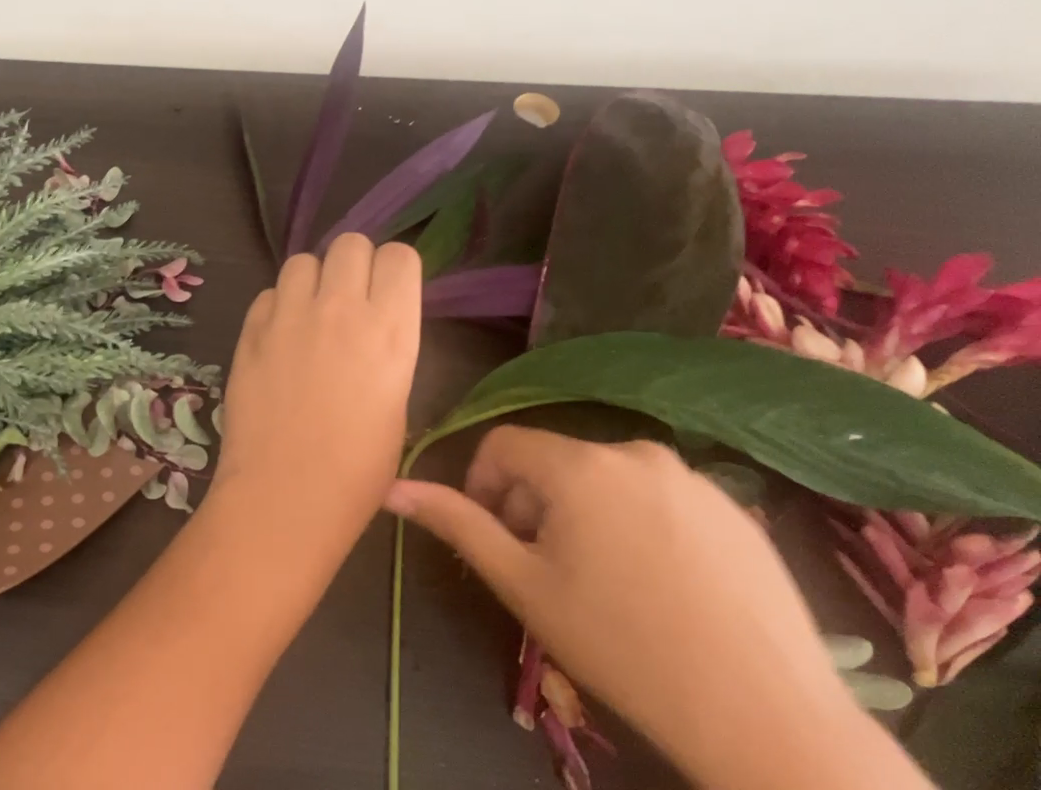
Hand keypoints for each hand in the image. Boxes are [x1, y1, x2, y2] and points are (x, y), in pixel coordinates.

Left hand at [209, 235, 421, 544]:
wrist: (286, 493)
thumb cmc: (358, 469)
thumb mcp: (396, 404)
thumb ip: (386, 351)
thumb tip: (372, 330)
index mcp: (391, 329)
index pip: (399, 256)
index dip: (394, 271)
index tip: (388, 294)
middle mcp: (340, 309)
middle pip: (349, 243)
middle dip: (352, 264)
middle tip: (348, 301)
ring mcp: (288, 316)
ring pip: (301, 261)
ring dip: (310, 280)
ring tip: (309, 316)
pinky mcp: (249, 331)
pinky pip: (267, 295)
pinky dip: (275, 307)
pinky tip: (277, 340)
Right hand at [388, 427, 930, 789]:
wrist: (764, 713)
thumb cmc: (620, 644)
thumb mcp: (521, 584)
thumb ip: (457, 524)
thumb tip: (394, 489)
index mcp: (580, 464)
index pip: (502, 444)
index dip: (482, 486)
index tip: (494, 540)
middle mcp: (638, 452)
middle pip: (556, 461)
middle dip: (532, 504)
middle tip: (543, 571)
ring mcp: (696, 479)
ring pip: (607, 480)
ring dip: (583, 515)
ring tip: (600, 583)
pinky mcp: (737, 511)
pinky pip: (660, 499)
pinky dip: (637, 526)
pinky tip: (656, 589)